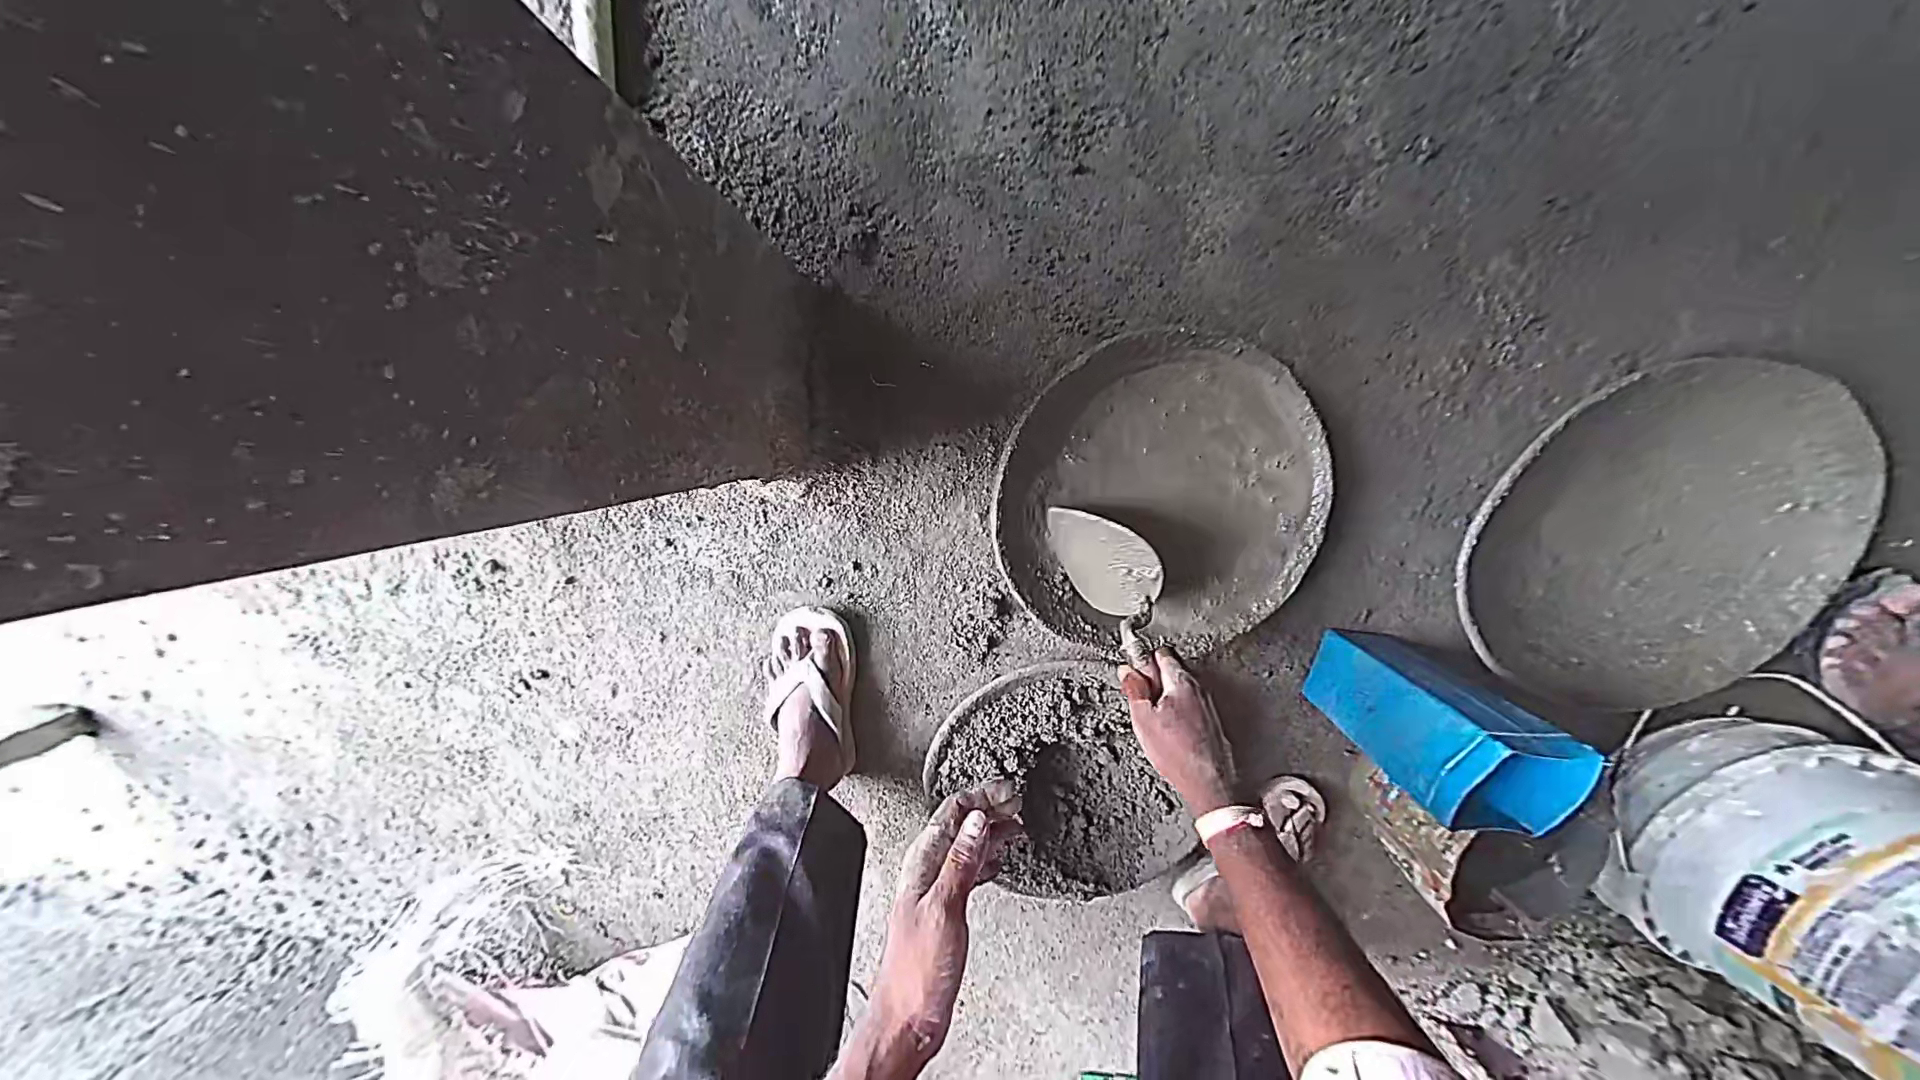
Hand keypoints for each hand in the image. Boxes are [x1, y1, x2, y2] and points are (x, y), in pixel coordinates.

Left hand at [832, 781, 1021, 1079]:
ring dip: (991, 829)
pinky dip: (988, 856)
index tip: (1008, 792)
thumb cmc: (917, 971)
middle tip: (1017, 802)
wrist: (907, 1018)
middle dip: (989, 807)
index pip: (952, 811)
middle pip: (961, 823)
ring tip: (1015, 822)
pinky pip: (970, 867)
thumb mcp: (944, 909)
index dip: (981, 795)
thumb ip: (960, 862)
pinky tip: (999, 857)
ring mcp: (938, 888)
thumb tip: (977, 821)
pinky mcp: (948, 907)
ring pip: (967, 843)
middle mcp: (929, 869)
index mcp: (923, 861)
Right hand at [1119, 648, 1236, 814]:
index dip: (1142, 662)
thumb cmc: (1177, 753)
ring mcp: (1207, 704)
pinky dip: (1177, 712)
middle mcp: (1197, 688)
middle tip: (1141, 701)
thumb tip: (1127, 670)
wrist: (1209, 782)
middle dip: (1154, 681)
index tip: (1133, 675)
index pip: (1160, 654)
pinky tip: (1170, 731)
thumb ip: (1134, 689)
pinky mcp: (1211, 721)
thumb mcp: (1143, 718)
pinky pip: (1189, 706)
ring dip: (1165, 698)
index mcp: (1180, 681)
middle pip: (1171, 670)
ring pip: (1179, 689)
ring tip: (1155, 720)